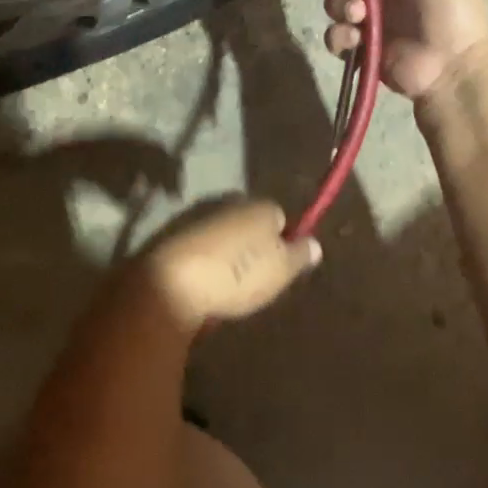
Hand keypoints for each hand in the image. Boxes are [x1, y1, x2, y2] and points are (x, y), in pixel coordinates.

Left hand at [143, 200, 320, 329]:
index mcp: (258, 206)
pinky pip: (202, 248)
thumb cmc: (237, 274)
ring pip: (225, 235)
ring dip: (229, 253)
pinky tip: (207, 283)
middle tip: (258, 275)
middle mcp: (228, 203)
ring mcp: (199, 218)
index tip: (282, 263)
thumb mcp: (280, 270)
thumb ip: (299, 255)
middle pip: (250, 223)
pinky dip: (207, 261)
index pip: (279, 215)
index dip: (283, 238)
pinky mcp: (175, 238)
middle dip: (254, 244)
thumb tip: (314, 243)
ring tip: (232, 284)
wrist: (173, 283)